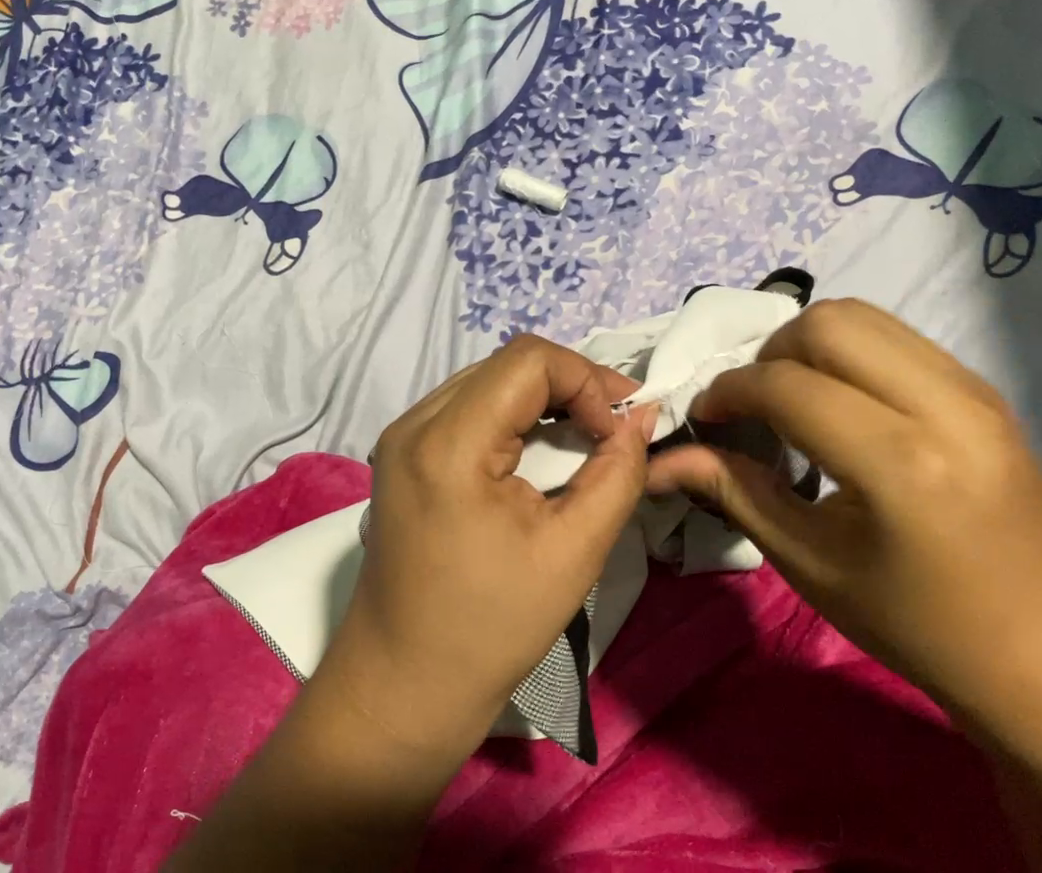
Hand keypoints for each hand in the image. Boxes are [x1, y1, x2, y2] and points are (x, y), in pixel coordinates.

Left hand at [322, 334, 655, 758]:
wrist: (405, 681)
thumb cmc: (492, 627)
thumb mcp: (573, 551)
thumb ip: (616, 472)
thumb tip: (641, 417)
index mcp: (447, 443)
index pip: (527, 360)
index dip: (587, 380)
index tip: (621, 431)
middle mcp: (413, 424)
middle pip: (505, 365)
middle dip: (570, 386)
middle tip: (617, 429)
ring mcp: (400, 439)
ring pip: (485, 382)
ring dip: (542, 401)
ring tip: (587, 439)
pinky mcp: (402, 457)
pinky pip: (465, 410)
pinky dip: (511, 419)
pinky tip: (540, 452)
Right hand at [646, 298, 1041, 709]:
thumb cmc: (920, 625)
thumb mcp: (812, 565)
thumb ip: (737, 493)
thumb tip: (663, 460)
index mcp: (899, 462)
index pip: (786, 384)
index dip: (728, 391)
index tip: (705, 418)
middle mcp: (945, 406)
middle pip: (828, 324)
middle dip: (769, 354)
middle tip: (753, 406)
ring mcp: (975, 391)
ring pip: (866, 318)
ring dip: (809, 347)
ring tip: (792, 401)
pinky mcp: (987, 393)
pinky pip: (899, 339)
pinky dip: (850, 355)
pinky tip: (841, 408)